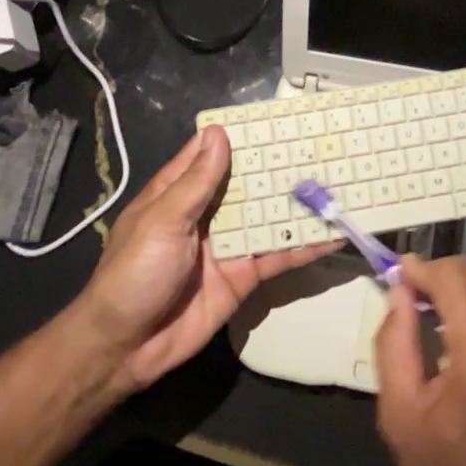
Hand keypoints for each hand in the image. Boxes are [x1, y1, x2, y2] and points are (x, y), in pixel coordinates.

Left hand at [75, 124, 338, 390]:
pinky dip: (304, 246)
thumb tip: (218, 132)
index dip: (239, 136)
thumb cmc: (133, 274)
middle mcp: (206, 213)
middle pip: (247, 183)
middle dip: (278, 167)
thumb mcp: (162, 221)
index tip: (276, 117)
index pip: (210, 154)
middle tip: (323, 145)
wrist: (125, 348)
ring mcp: (227, 245)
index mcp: (178, 193)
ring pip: (268, 217)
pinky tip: (333, 234)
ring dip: (297, 203)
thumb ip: (196, 182)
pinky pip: (277, 256)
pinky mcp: (244, 276)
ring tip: (339, 182)